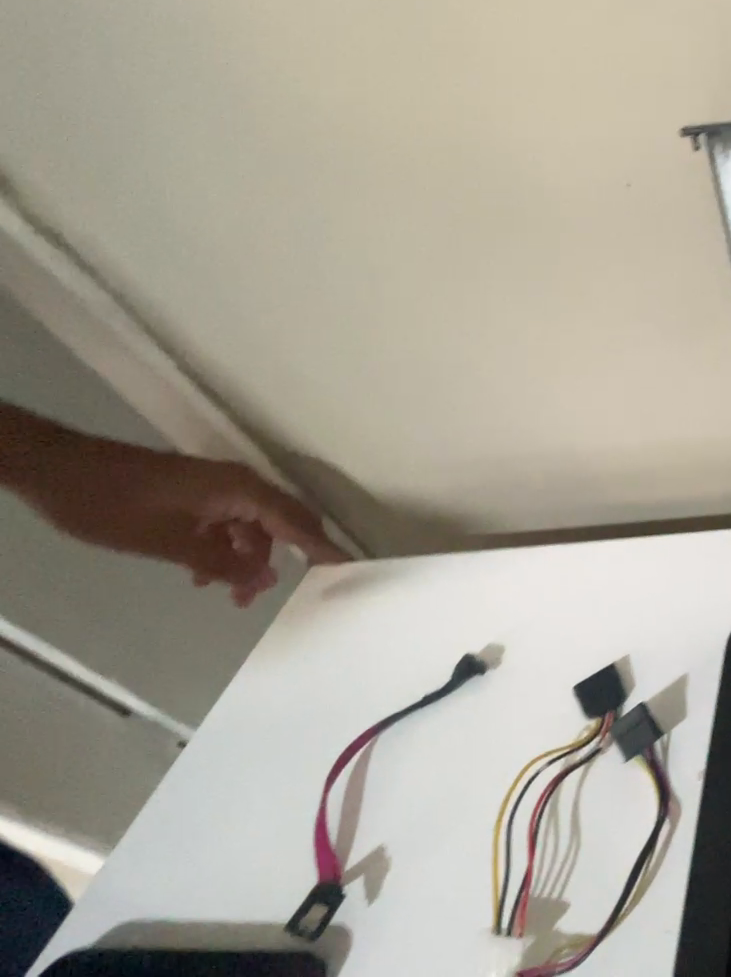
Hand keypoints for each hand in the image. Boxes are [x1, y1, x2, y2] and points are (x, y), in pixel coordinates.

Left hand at [2, 406, 348, 604]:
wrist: (51, 466)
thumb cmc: (112, 504)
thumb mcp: (168, 543)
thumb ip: (222, 563)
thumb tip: (265, 582)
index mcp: (244, 491)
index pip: (299, 524)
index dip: (323, 549)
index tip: (348, 571)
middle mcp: (242, 485)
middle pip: (284, 523)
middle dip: (284, 559)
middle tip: (280, 593)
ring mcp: (219, 487)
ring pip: (253, 526)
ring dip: (248, 558)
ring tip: (230, 594)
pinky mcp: (198, 491)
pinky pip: (230, 521)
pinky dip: (225, 547)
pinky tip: (202, 572)